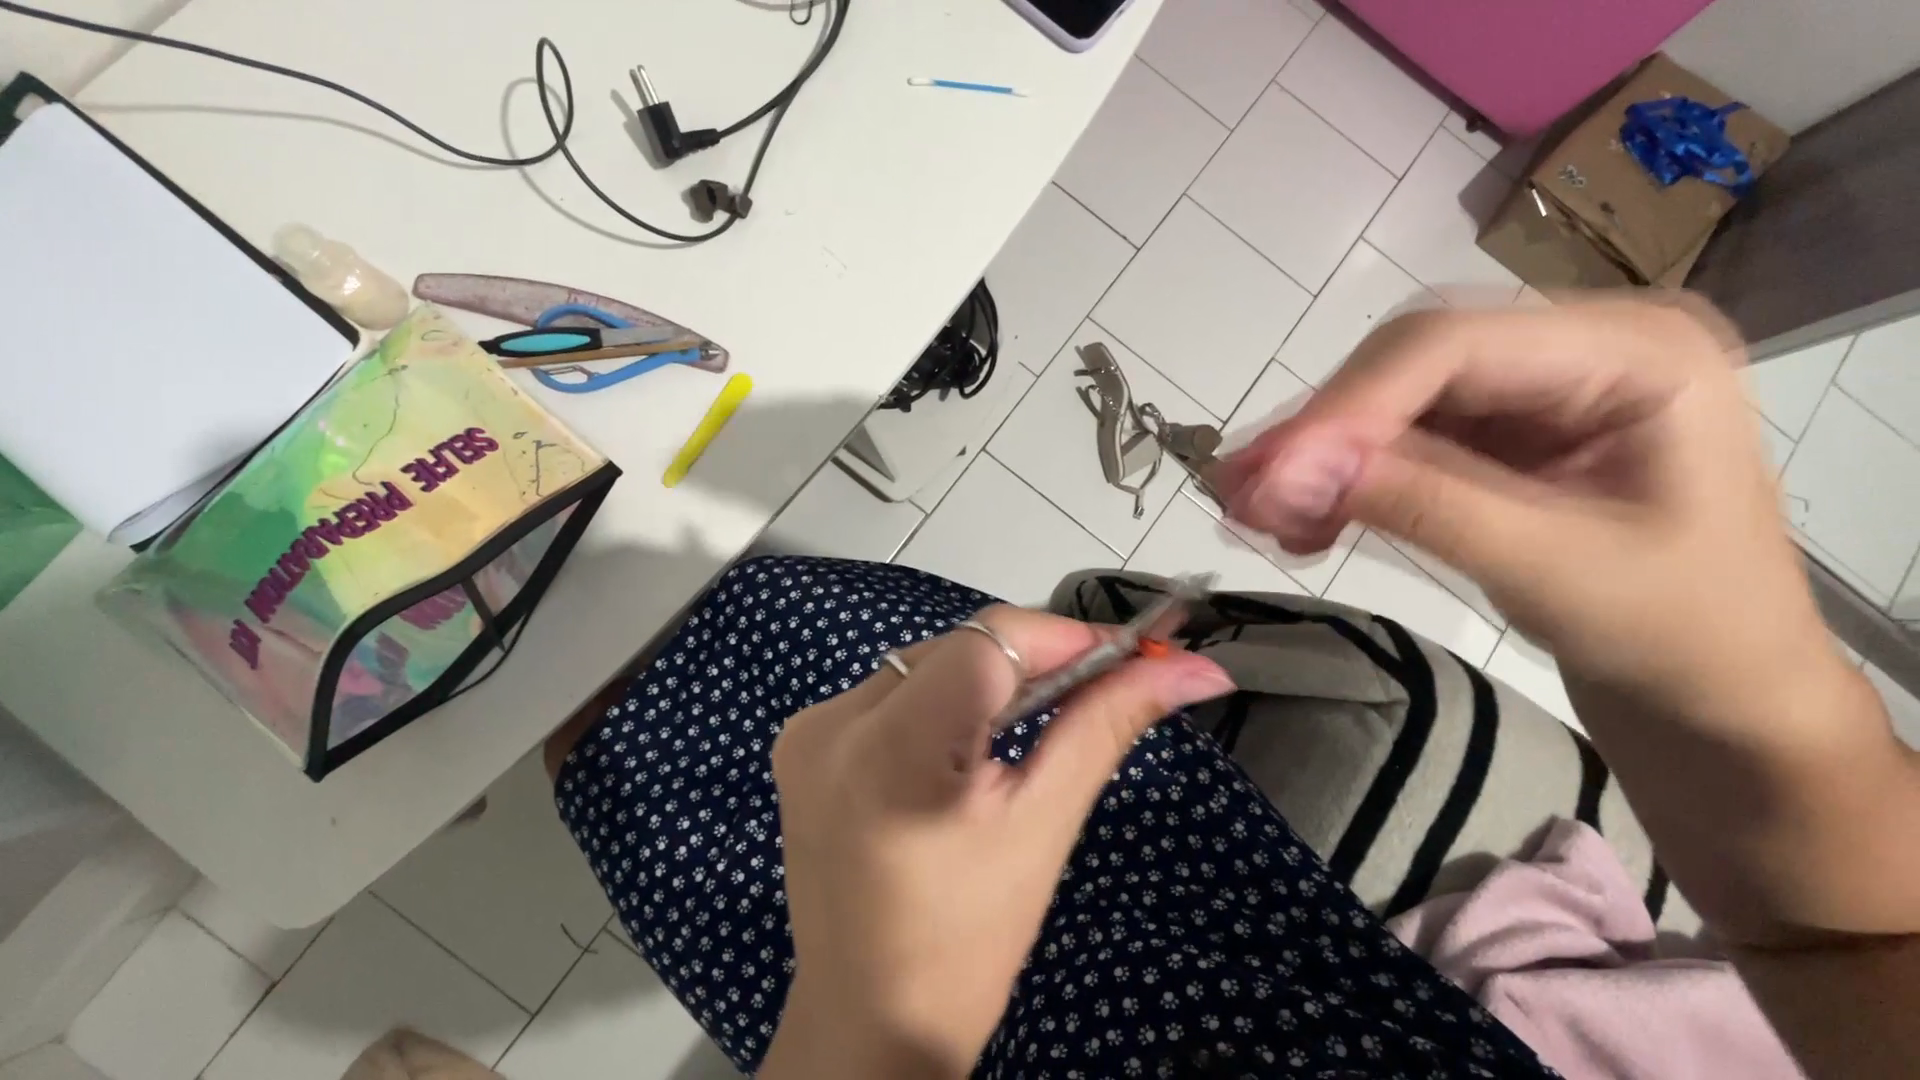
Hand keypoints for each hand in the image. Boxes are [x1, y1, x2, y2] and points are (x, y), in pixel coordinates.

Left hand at [758, 606, 1232, 1078]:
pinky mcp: (804, 745)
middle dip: (1033, 660)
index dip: (1062, 636)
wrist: (871, 1020)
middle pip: (955, 648)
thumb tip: (1191, 668)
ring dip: (989, 680)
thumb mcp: (1043, 827)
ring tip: (1044, 716)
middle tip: (1101, 684)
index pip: (986, 640)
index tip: (1127, 655)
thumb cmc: (967, 944)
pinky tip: (977, 738)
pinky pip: (892, 694)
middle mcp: (831, 720)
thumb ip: (1106, 727)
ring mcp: (808, 731)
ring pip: (925, 665)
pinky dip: (944, 701)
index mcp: (888, 746)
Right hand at [1212, 294, 1827, 708]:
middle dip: (1321, 433)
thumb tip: (1280, 474)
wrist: (1719, 698)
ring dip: (1317, 459)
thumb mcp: (1552, 569)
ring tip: (1255, 517)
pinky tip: (1302, 523)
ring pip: (1388, 403)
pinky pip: (1395, 442)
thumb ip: (1419, 505)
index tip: (1264, 478)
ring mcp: (1533, 391)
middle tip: (1240, 499)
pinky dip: (1341, 482)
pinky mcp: (1498, 436)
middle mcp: (1576, 347)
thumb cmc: (1680, 637)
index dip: (1346, 407)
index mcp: (1634, 351)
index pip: (1453, 345)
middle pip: (1409, 364)